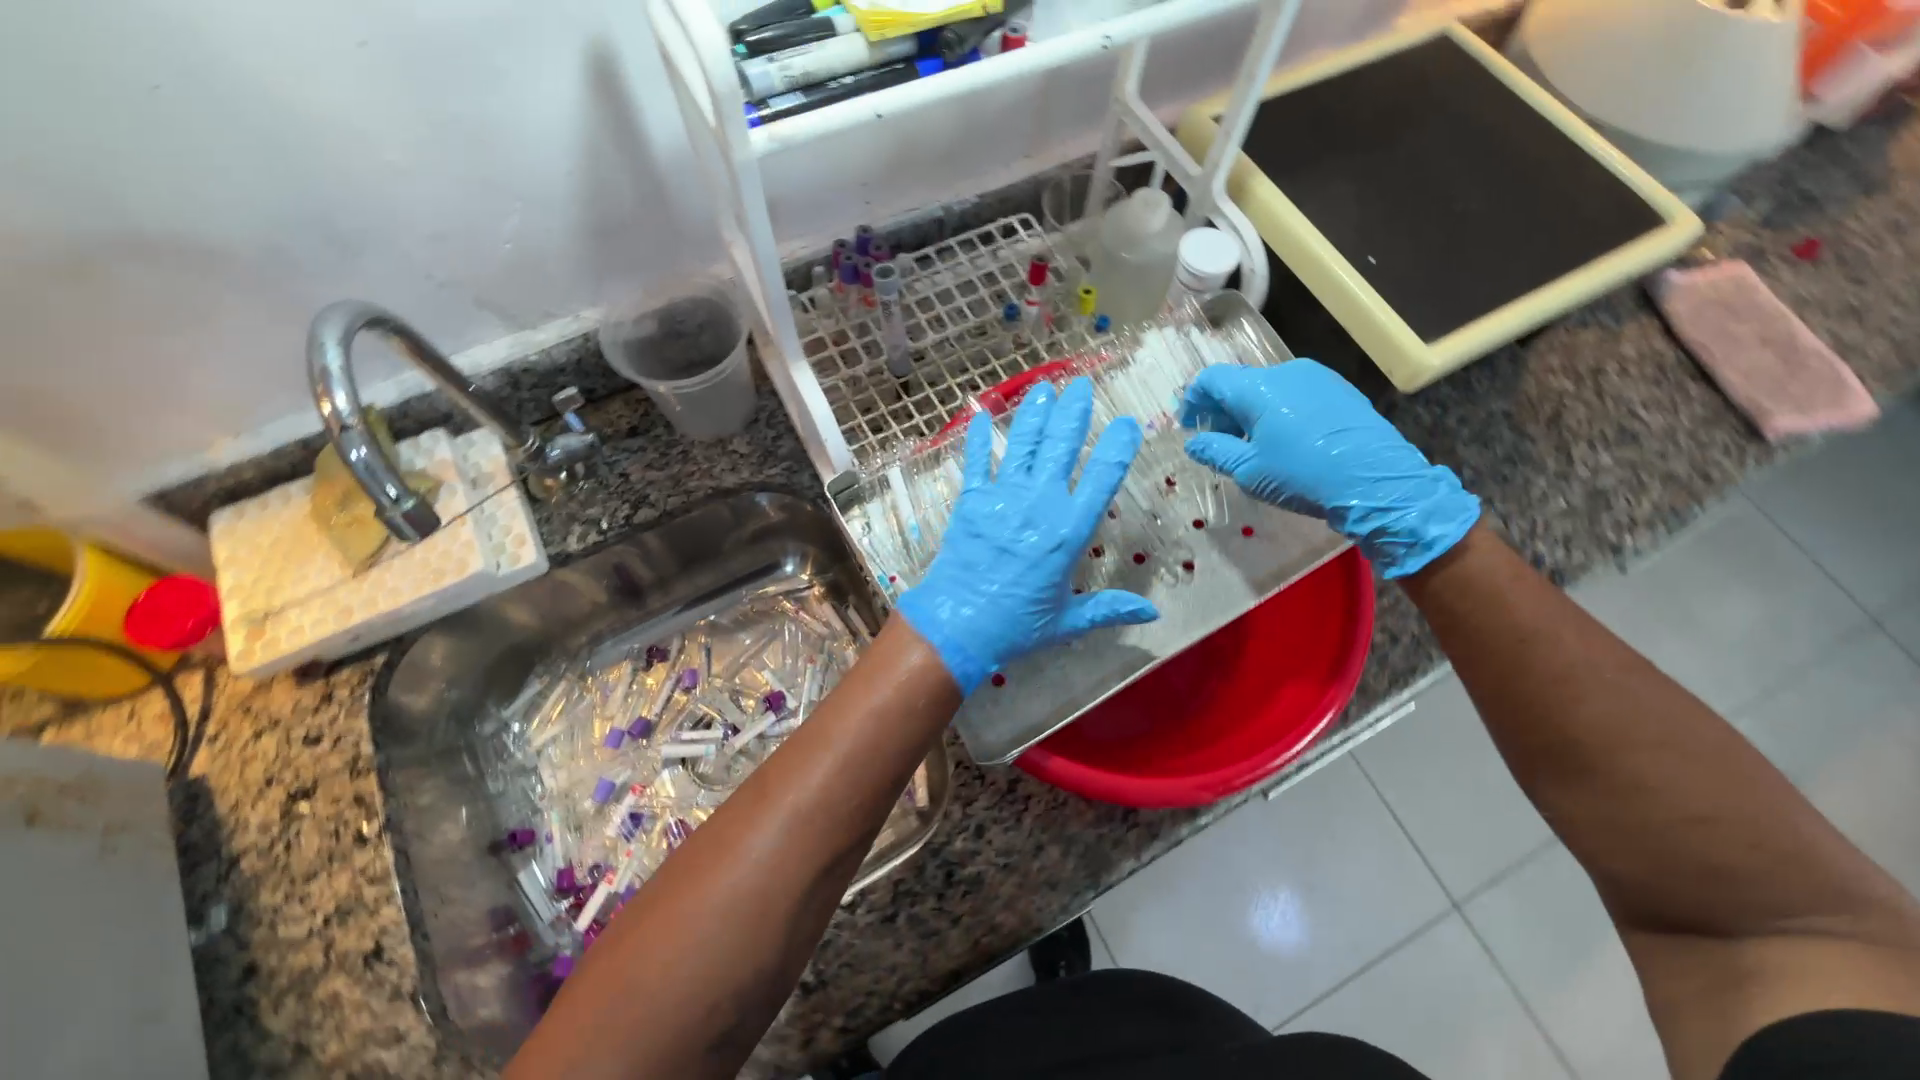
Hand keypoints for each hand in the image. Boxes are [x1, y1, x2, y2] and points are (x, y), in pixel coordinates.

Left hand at [896, 378, 1159, 693]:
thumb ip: (1109, 608)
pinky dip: (979, 439)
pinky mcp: (971, 502)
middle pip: (1062, 448)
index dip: (1118, 447)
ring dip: (1035, 415)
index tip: (1127, 422)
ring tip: (1045, 388)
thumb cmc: (1017, 626)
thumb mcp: (1068, 621)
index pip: (1102, 478)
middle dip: (1073, 413)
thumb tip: (1154, 614)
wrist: (958, 625)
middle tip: (1081, 385)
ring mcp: (1003, 499)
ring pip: (1024, 446)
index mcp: (1069, 532)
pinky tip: (982, 415)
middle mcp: (1039, 505)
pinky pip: (977, 463)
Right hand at [1181, 360, 1480, 578]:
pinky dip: (1280, 413)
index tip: (1189, 428)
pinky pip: (1296, 395)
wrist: (1377, 481)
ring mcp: (1317, 378)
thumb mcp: (1249, 471)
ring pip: (1269, 389)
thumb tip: (1195, 442)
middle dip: (1223, 410)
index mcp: (1257, 387)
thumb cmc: (1302, 475)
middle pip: (1241, 383)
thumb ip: (1215, 451)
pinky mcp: (1341, 391)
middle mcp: (1285, 372)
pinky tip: (1287, 442)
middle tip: (1219, 442)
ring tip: (1254, 447)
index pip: (1211, 379)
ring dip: (1252, 413)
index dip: (1193, 401)